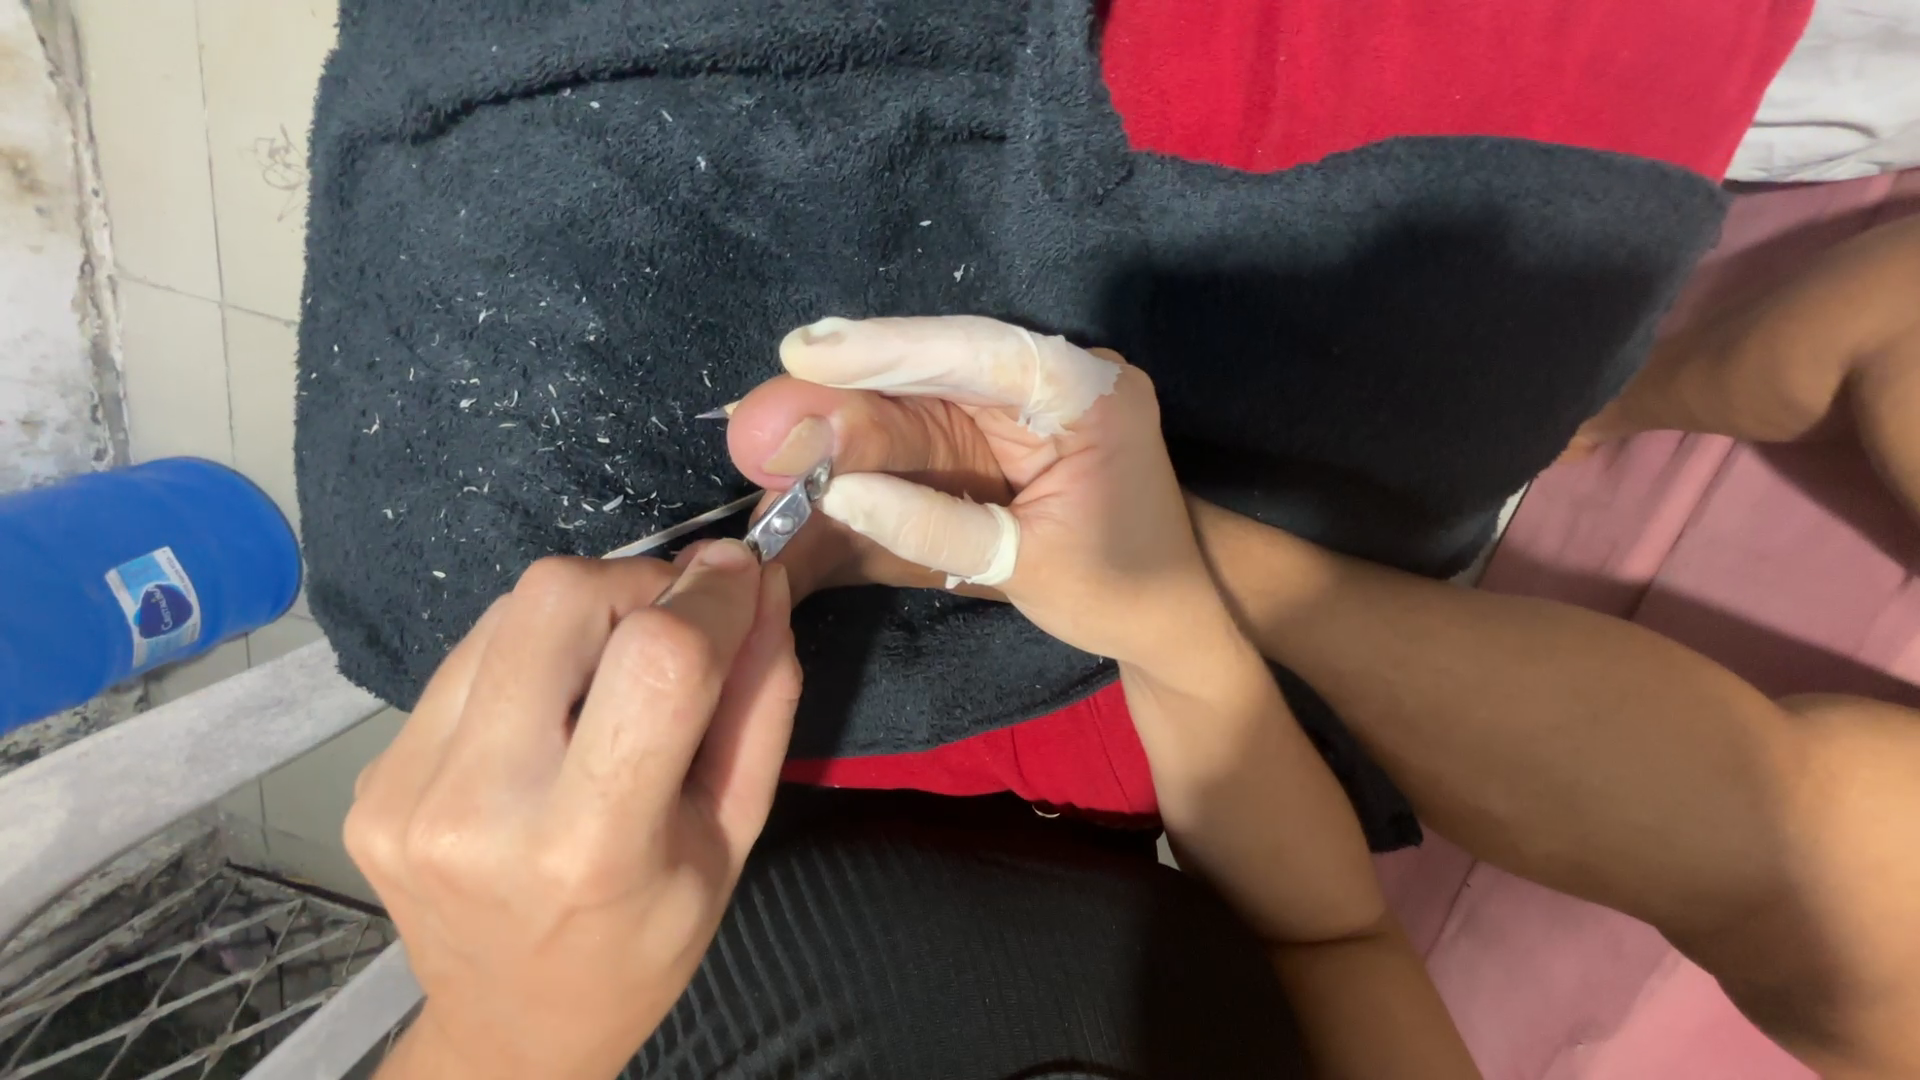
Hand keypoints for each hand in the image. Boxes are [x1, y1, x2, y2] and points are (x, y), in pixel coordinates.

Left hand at [346, 543, 799, 1079]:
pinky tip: (563, 700)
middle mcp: (478, 805)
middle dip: (644, 581)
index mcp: (592, 843)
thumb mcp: (740, 829)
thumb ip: (764, 699)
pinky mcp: (374, 771)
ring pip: (514, 607)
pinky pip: (476, 647)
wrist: (512, 1028)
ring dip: (594, 607)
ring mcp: (407, 786)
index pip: (659, 660)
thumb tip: (762, 587)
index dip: (714, 595)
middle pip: (561, 598)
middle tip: (681, 619)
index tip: (747, 571)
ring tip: (621, 669)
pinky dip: (542, 643)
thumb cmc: (651, 936)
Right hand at [736, 314, 1226, 668]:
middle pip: (938, 371)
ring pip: (924, 397)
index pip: (980, 353)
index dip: (888, 350)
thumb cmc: (1119, 592)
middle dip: (846, 391)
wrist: (1168, 614)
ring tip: (770, 434)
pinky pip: (931, 425)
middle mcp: (1057, 380)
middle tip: (759, 418)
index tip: (804, 353)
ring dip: (847, 416)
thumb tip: (834, 488)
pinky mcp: (1004, 431)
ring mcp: (1029, 404)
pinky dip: (876, 441)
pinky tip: (821, 446)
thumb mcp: (1024, 567)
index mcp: (1088, 395)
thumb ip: (931, 523)